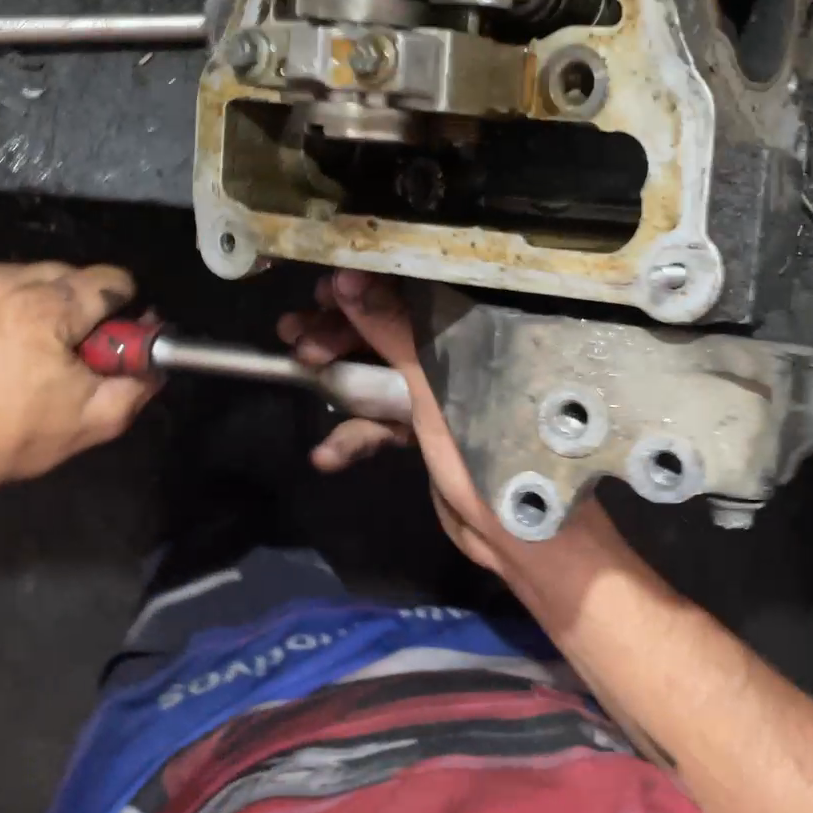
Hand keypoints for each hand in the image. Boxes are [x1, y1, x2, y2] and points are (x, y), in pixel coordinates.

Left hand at [0, 262, 160, 497]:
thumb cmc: (12, 438)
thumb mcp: (96, 419)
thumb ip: (140, 381)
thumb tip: (157, 355)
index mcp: (42, 308)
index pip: (109, 281)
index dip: (117, 312)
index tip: (105, 340)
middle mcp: (0, 279)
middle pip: (68, 275)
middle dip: (75, 308)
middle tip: (61, 353)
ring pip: (29, 276)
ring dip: (37, 302)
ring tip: (21, 348)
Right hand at [277, 270, 522, 574]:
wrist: (517, 535)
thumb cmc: (489, 449)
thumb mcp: (435, 386)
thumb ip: (393, 331)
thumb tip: (345, 277)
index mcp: (472, 332)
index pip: (412, 292)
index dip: (365, 287)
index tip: (322, 289)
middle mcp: (456, 354)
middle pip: (386, 332)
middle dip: (338, 332)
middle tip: (294, 333)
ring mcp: (439, 394)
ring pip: (377, 374)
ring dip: (337, 377)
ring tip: (296, 368)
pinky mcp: (425, 431)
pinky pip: (382, 422)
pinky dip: (354, 435)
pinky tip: (325, 455)